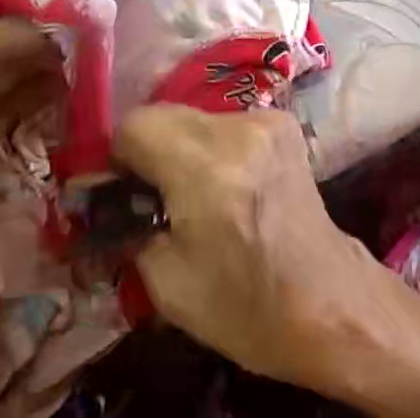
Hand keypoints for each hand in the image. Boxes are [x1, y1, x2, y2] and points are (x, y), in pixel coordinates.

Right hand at [115, 106, 419, 417]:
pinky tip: (225, 182)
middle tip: (153, 195)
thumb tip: (91, 191)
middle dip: (147, 149)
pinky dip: (209, 145)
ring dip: (179, 146)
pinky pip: (222, 122)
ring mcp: (265, 120)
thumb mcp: (165, 281)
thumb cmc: (244, 306)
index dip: (118, 157)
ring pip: (191, 116)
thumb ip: (123, 224)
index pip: (134, 125)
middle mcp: (238, 129)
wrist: (328, 303)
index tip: (123, 190)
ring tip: (192, 192)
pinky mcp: (281, 122)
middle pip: (162, 113)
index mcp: (207, 169)